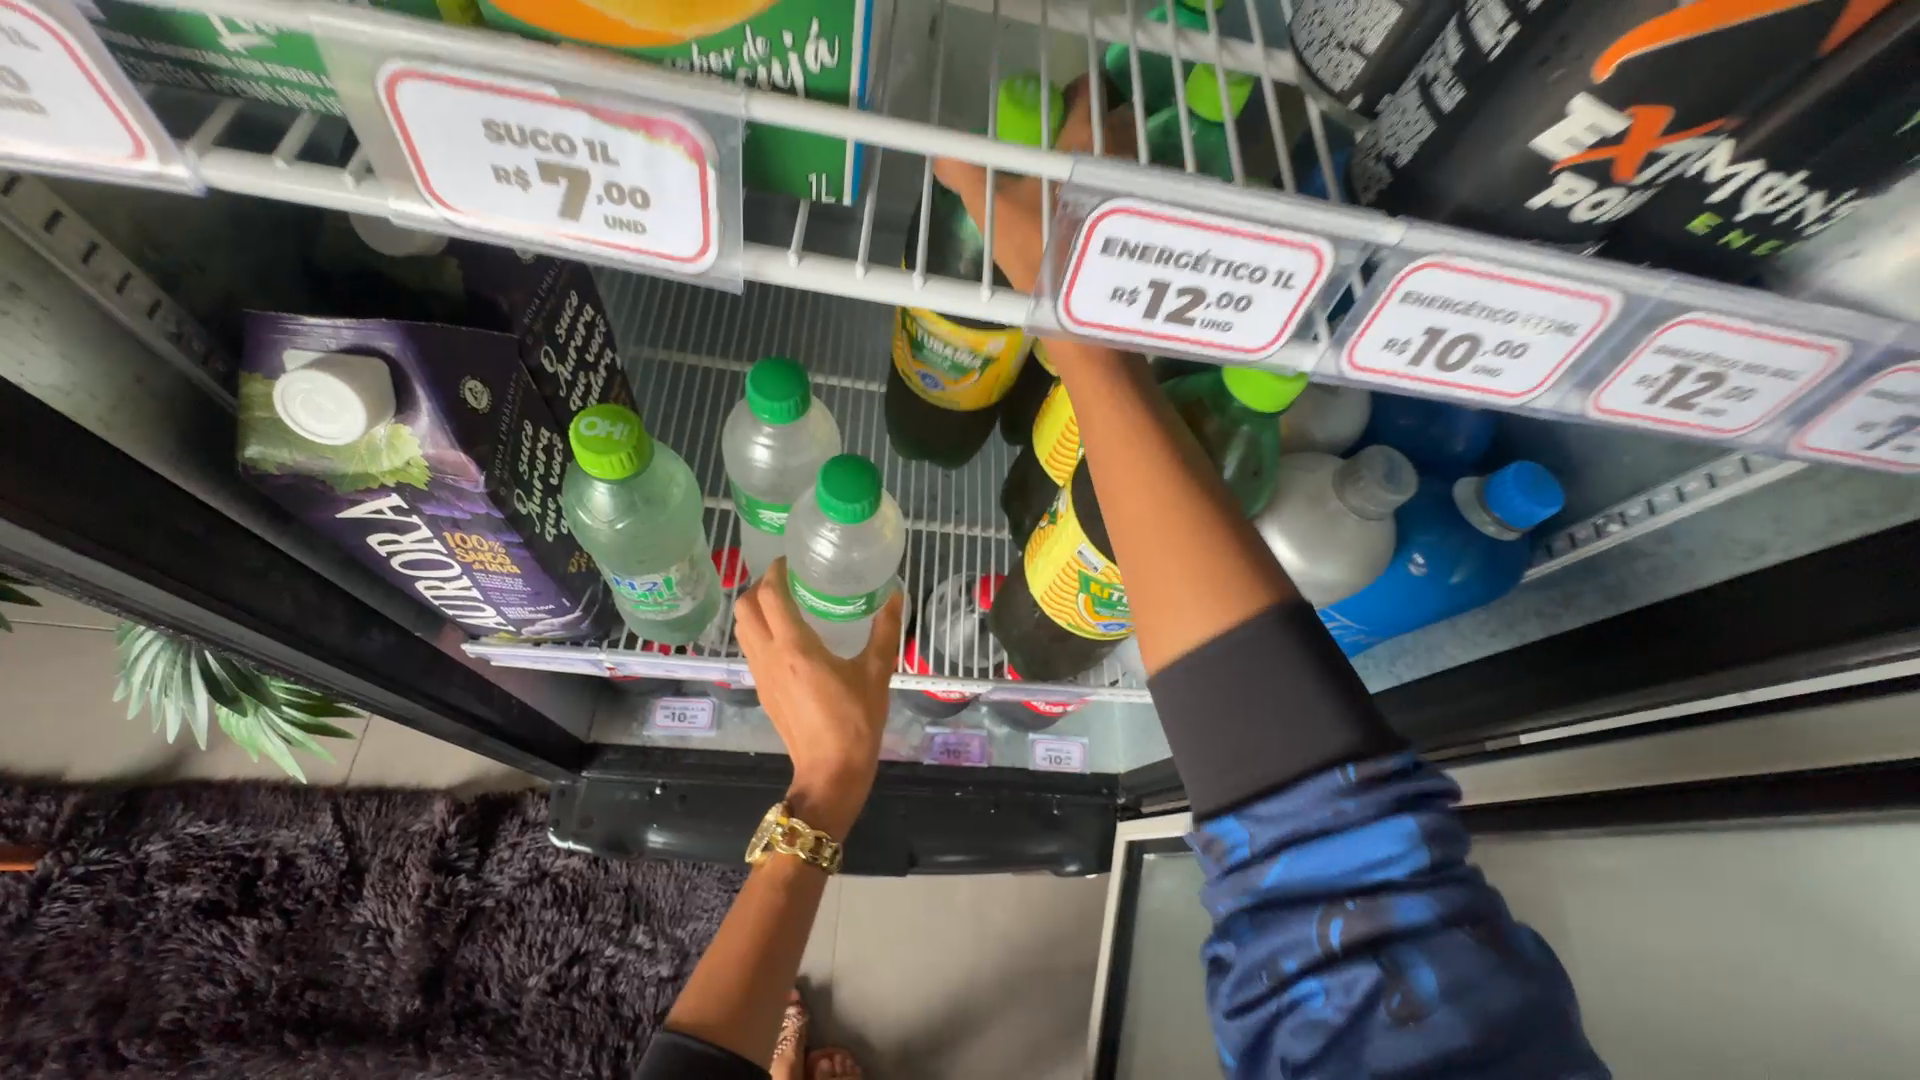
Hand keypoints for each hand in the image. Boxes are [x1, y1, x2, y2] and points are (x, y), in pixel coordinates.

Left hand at [733, 557, 904, 837]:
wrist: (831, 772)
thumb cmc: (855, 721)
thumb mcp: (876, 672)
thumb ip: (885, 630)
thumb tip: (895, 595)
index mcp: (795, 648)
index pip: (770, 595)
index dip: (775, 570)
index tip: (791, 559)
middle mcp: (770, 656)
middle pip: (745, 607)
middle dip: (760, 586)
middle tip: (787, 579)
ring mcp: (761, 675)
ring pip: (742, 628)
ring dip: (755, 608)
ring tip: (786, 603)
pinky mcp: (763, 690)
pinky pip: (751, 648)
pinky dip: (759, 631)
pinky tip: (788, 636)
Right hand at [930, 73, 1141, 294]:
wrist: (1082, 306)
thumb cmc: (1037, 248)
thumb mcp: (993, 210)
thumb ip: (967, 175)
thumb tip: (941, 155)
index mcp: (1086, 135)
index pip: (1089, 90)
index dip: (1072, 97)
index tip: (1056, 113)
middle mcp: (1124, 149)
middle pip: (1116, 120)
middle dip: (1096, 128)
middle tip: (1069, 153)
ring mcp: (1144, 183)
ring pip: (1131, 156)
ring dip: (1111, 162)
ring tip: (1082, 188)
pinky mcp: (1153, 217)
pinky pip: (1138, 190)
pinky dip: (1121, 194)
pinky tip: (1100, 218)